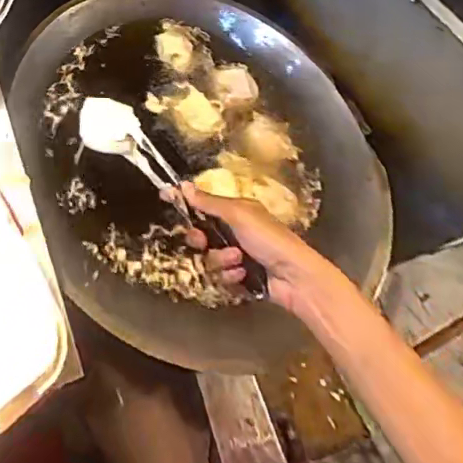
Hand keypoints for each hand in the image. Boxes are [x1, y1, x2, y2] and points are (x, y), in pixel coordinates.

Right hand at [176, 183, 331, 313]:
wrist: (296, 278)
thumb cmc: (269, 238)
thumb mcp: (238, 214)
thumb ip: (209, 202)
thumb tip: (183, 184)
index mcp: (235, 211)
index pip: (202, 203)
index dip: (185, 202)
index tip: (165, 197)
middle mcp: (233, 231)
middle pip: (200, 233)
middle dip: (200, 239)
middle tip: (203, 242)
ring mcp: (237, 255)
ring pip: (209, 257)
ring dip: (220, 259)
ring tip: (238, 261)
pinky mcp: (240, 278)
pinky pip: (221, 276)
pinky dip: (230, 276)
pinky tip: (243, 274)